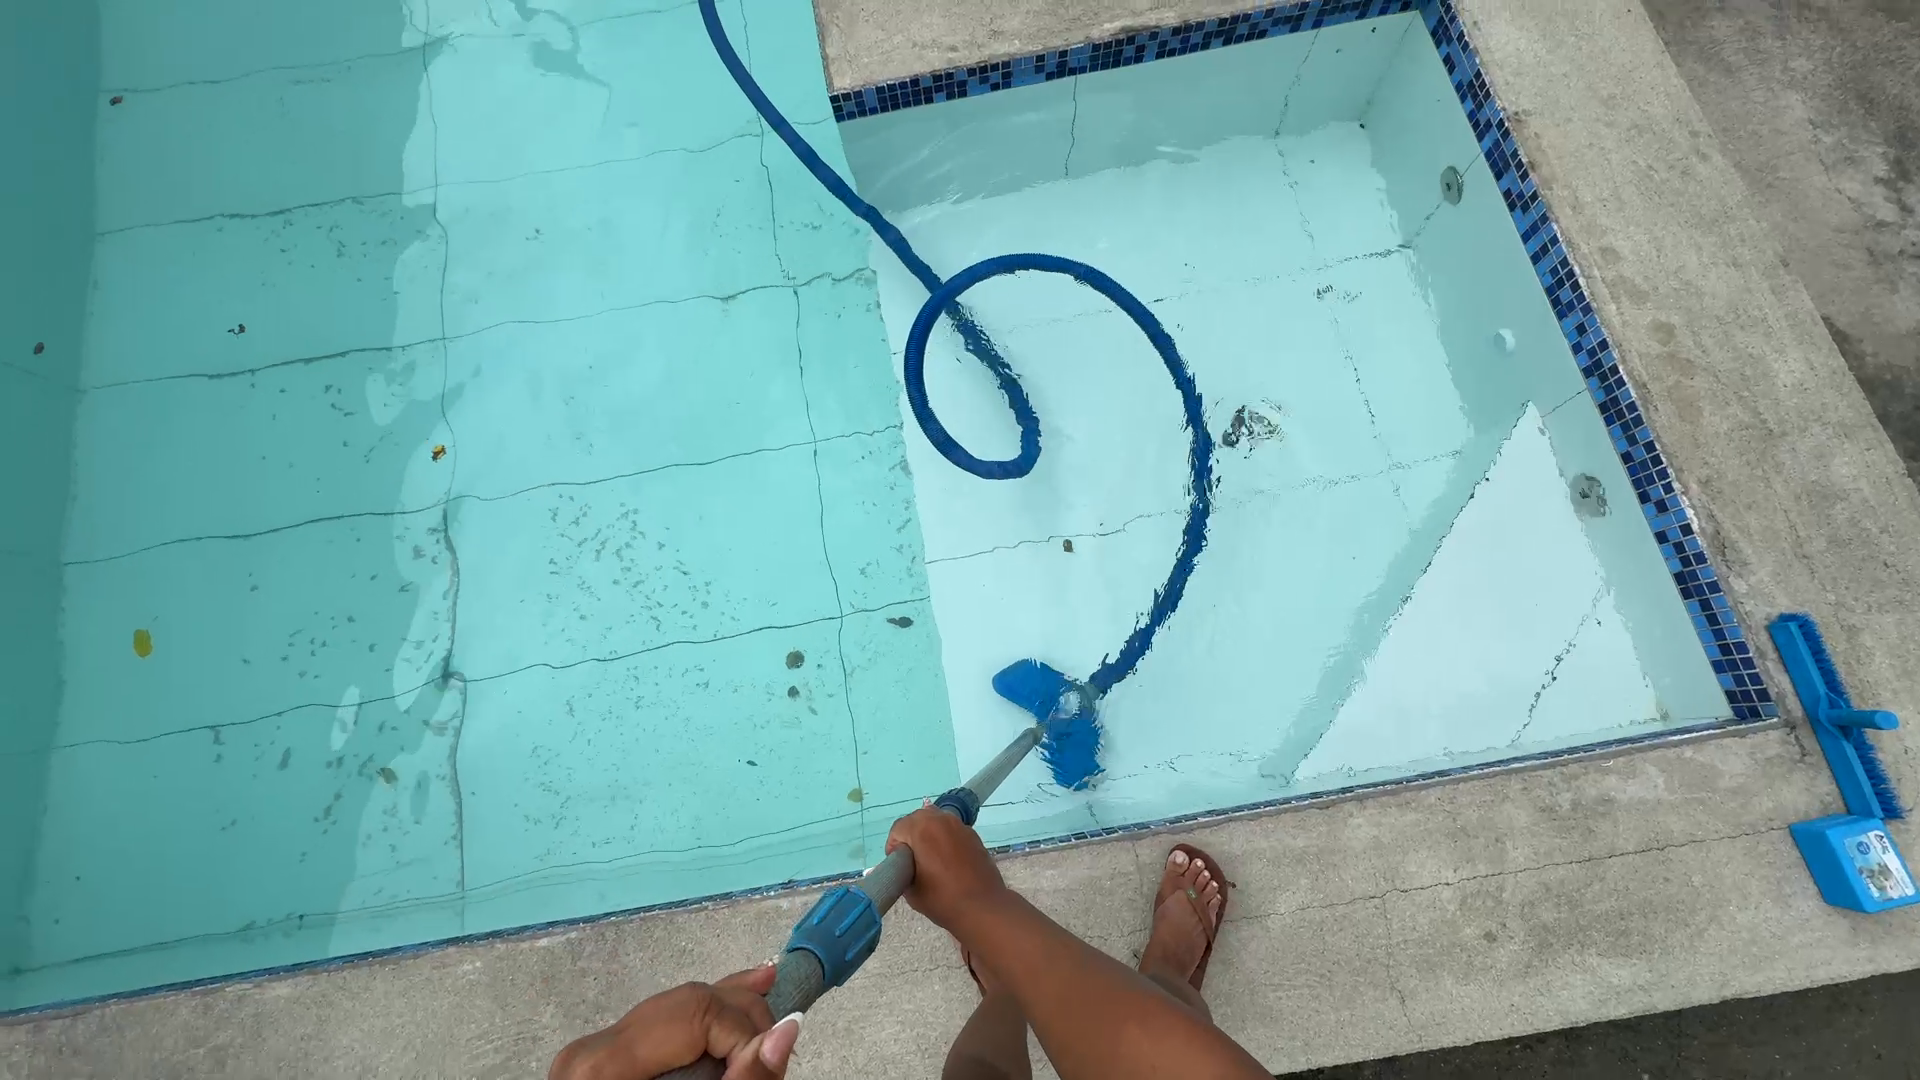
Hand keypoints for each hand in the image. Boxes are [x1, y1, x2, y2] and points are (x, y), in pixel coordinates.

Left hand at [548, 963, 801, 1079]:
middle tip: (776, 1059)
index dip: (744, 1034)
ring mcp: (598, 1047)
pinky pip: (667, 1016)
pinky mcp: (608, 1056)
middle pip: (695, 1002)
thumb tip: (788, 1029)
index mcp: (603, 1065)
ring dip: (734, 1014)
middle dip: (745, 1023)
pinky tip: (754, 980)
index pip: (700, 1012)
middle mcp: (595, 1044)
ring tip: (776, 1014)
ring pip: (685, 1005)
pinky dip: (709, 1010)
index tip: (767, 1071)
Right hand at [886, 804, 1009, 930]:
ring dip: (928, 834)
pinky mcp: (973, 834)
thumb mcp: (911, 890)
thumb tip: (905, 865)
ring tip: (930, 858)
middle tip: (911, 860)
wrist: (982, 907)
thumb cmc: (943, 899)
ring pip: (936, 821)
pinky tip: (948, 860)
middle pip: (917, 819)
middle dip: (910, 836)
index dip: (894, 846)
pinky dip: (945, 838)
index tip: (898, 864)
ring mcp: (960, 825)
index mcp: (922, 829)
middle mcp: (941, 819)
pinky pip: (951, 829)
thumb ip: (902, 870)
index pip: (898, 828)